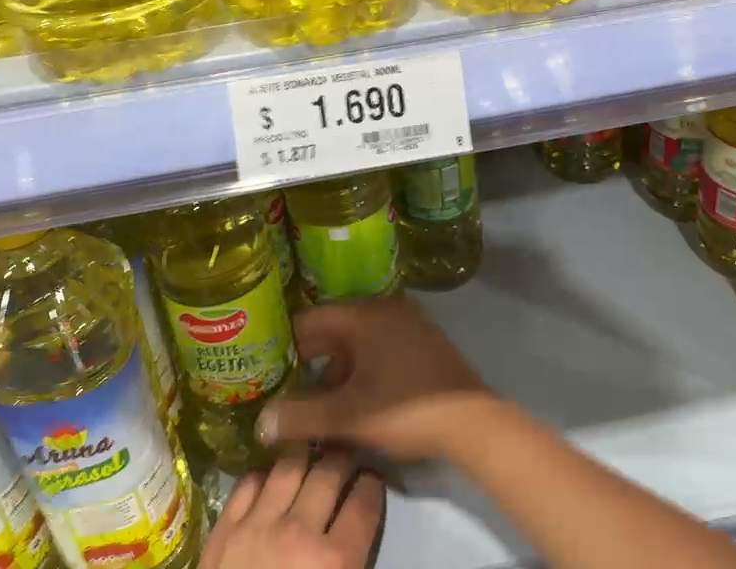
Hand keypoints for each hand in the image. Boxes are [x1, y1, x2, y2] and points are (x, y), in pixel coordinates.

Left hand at [200, 451, 382, 568]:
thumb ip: (350, 564)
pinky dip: (265, 474)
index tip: (372, 479)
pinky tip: (272, 478)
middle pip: (330, 472)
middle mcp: (299, 532)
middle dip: (345, 458)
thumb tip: (356, 538)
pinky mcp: (224, 527)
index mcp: (333, 562)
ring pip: (289, 465)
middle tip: (347, 457)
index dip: (373, 485)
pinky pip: (249, 481)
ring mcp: (257, 525)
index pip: (364, 503)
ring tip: (312, 454)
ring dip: (307, 455)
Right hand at [259, 296, 495, 460]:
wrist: (475, 425)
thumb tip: (260, 423)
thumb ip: (302, 417)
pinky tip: (351, 406)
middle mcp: (385, 310)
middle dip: (308, 363)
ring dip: (334, 373)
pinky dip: (360, 373)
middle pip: (333, 331)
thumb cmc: (407, 411)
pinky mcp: (421, 345)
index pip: (310, 319)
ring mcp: (407, 326)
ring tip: (316, 407)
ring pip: (356, 345)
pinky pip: (377, 351)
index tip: (264, 368)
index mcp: (365, 315)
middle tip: (283, 390)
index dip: (284, 343)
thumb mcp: (349, 416)